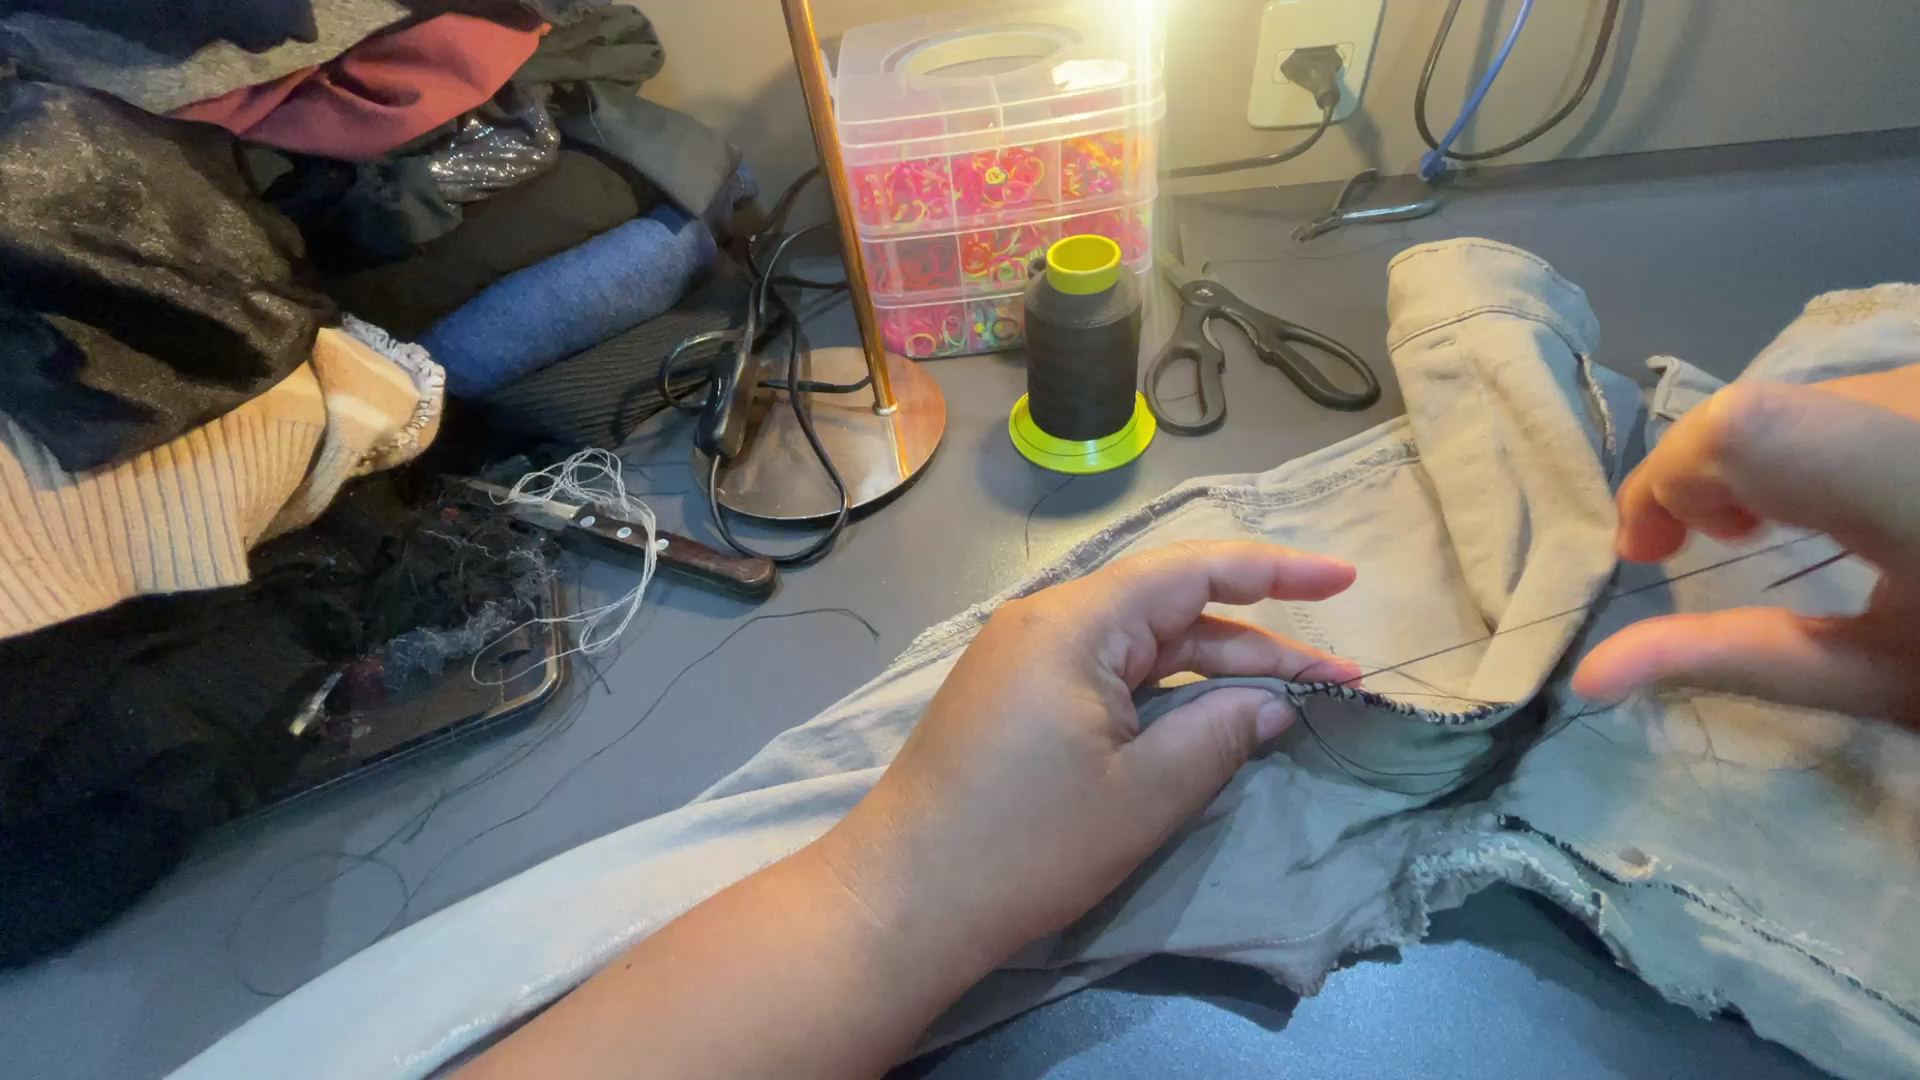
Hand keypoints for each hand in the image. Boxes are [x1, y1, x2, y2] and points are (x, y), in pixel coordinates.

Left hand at [461, 542, 1359, 1079]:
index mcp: (1074, 621)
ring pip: (1138, 647)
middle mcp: (1046, 621)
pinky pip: (1104, 675)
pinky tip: (1204, 715)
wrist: (907, 892)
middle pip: (1168, 611)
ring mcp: (1026, 656)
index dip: (1272, 569)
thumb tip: (1271, 703)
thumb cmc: (1026, 841)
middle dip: (1254, 640)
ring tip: (1291, 698)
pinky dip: (1158, 693)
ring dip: (1209, 671)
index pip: (1187, 570)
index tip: (1341, 578)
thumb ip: (1218, 733)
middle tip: (1337, 675)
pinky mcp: (1016, 693)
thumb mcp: (1142, 793)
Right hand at [1572, 366, 1919, 718]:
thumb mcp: (1888, 683)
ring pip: (1808, 399)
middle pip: (1761, 413)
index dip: (1671, 479)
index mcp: (1913, 492)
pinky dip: (1816, 444)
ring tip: (1774, 526)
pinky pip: (1865, 396)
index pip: (1745, 430)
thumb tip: (1585, 675)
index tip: (1660, 548)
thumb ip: (1730, 659)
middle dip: (1701, 481)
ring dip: (1756, 462)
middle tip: (1706, 546)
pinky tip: (1844, 495)